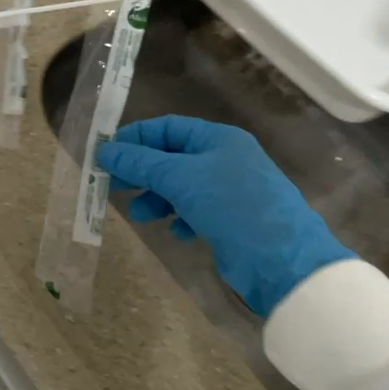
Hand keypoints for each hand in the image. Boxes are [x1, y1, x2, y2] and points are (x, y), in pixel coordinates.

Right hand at [93, 115, 352, 314]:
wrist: (284, 261)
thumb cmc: (232, 206)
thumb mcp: (180, 179)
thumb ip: (140, 163)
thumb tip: (104, 150)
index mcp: (218, 139)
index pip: (167, 128)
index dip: (135, 138)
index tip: (106, 155)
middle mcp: (226, 159)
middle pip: (172, 157)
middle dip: (141, 171)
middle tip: (111, 184)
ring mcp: (231, 191)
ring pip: (181, 186)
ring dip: (156, 198)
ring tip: (139, 215)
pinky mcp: (233, 221)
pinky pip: (196, 211)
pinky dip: (180, 218)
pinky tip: (176, 232)